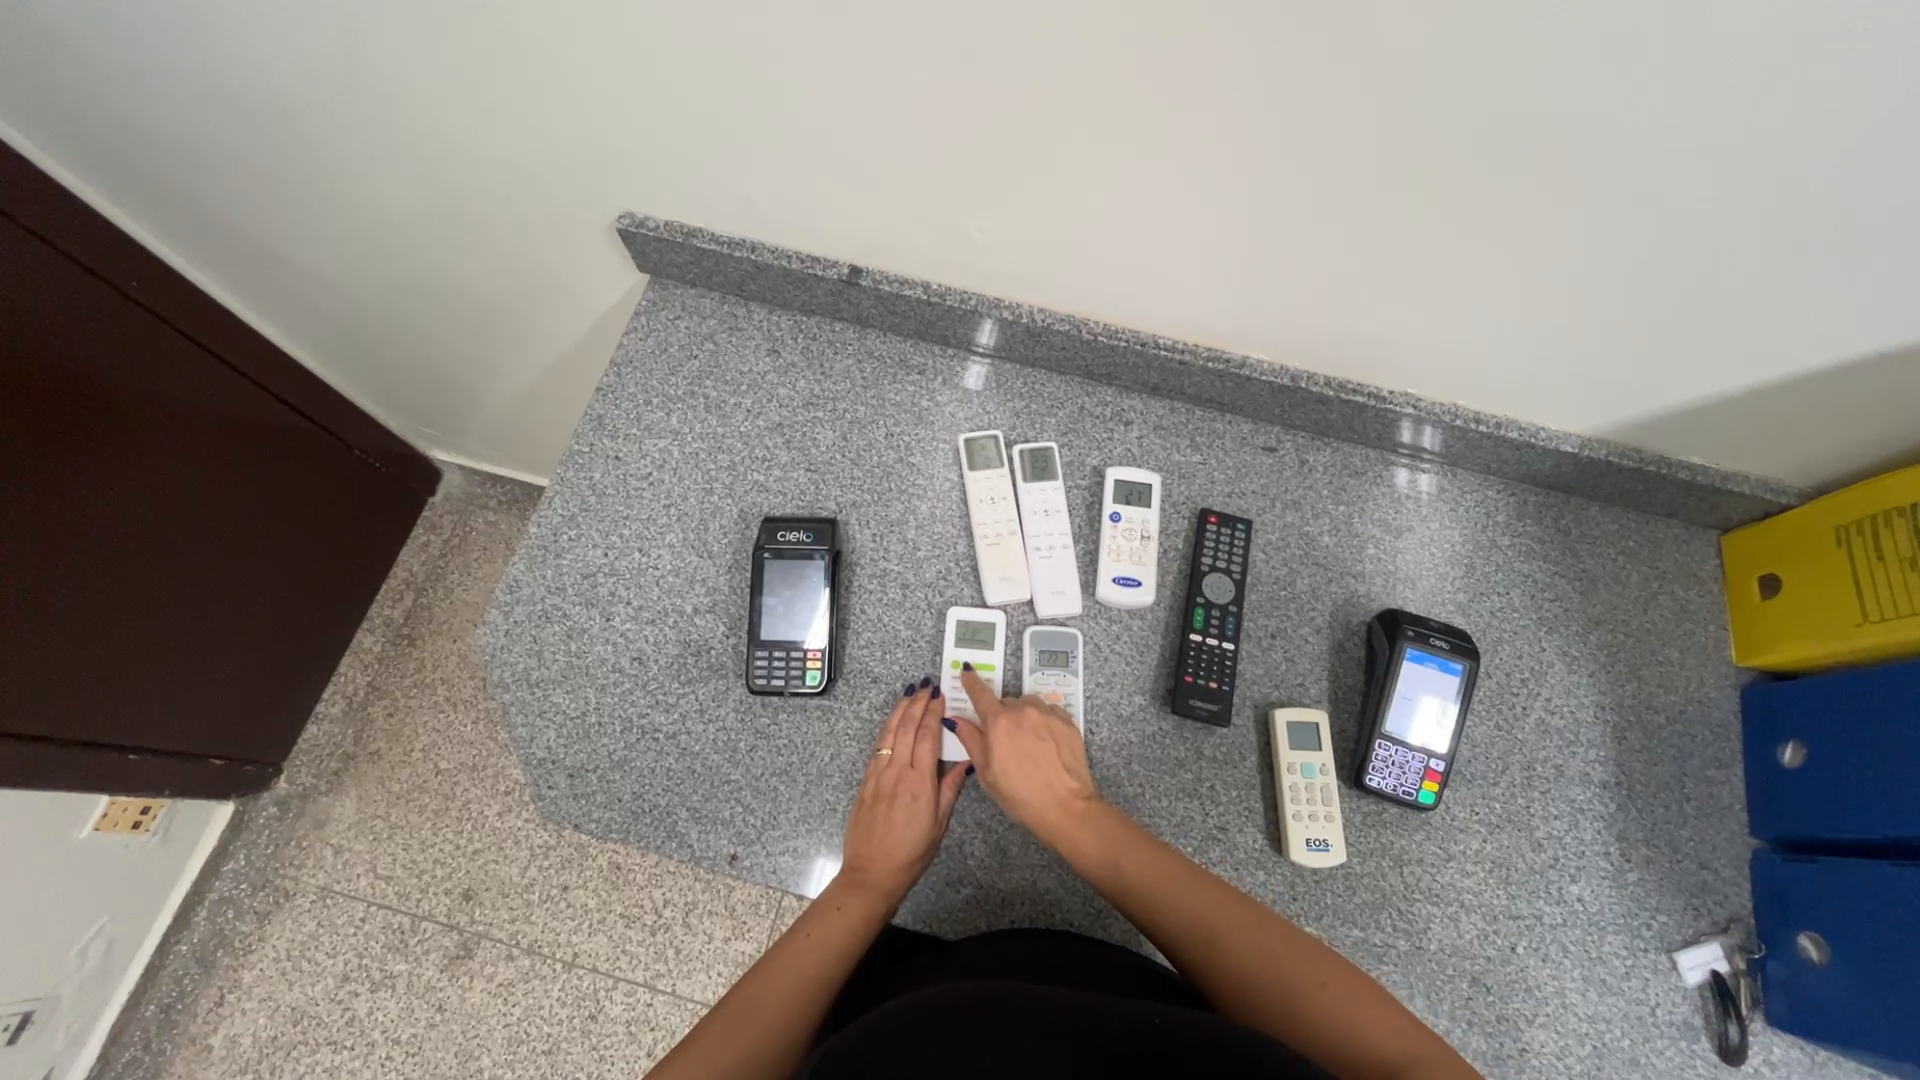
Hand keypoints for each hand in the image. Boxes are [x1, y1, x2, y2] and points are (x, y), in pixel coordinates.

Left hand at [837, 678, 971, 905]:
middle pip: (906, 728)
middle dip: (917, 703)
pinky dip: (887, 728)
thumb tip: (967, 762)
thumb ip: (951, 788)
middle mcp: (897, 772)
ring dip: (899, 710)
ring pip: (889, 733)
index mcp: (919, 782)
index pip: (927, 736)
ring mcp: (878, 775)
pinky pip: (878, 747)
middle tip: (926, 685)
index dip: (933, 712)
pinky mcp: (866, 781)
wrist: (872, 872)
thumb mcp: (940, 823)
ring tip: (909, 693)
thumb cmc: (912, 853)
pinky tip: (893, 721)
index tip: (939, 695)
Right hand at [947, 666, 1102, 847]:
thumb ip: (971, 740)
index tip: (967, 671)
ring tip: (1027, 742)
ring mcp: (1048, 714)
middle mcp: (1023, 711)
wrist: (1065, 806)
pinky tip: (1045, 742)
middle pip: (1006, 702)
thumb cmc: (1021, 795)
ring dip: (1024, 716)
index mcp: (998, 722)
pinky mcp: (1067, 722)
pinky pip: (1049, 711)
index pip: (980, 693)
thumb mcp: (986, 772)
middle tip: (1004, 740)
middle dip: (1001, 715)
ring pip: (1029, 704)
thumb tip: (957, 720)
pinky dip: (1043, 720)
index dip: (971, 681)